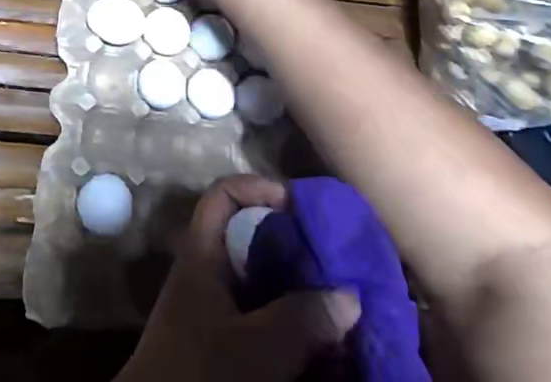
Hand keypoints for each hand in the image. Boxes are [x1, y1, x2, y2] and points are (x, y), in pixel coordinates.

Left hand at [116, 176, 361, 381]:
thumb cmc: (200, 372)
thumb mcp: (255, 347)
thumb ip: (302, 319)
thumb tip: (349, 295)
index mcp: (202, 254)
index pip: (224, 194)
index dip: (258, 187)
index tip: (298, 204)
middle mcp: (208, 272)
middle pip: (250, 237)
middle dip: (293, 244)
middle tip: (331, 256)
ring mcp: (214, 309)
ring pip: (262, 280)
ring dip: (298, 288)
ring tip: (337, 297)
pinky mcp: (223, 342)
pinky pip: (263, 317)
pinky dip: (291, 321)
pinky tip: (321, 338)